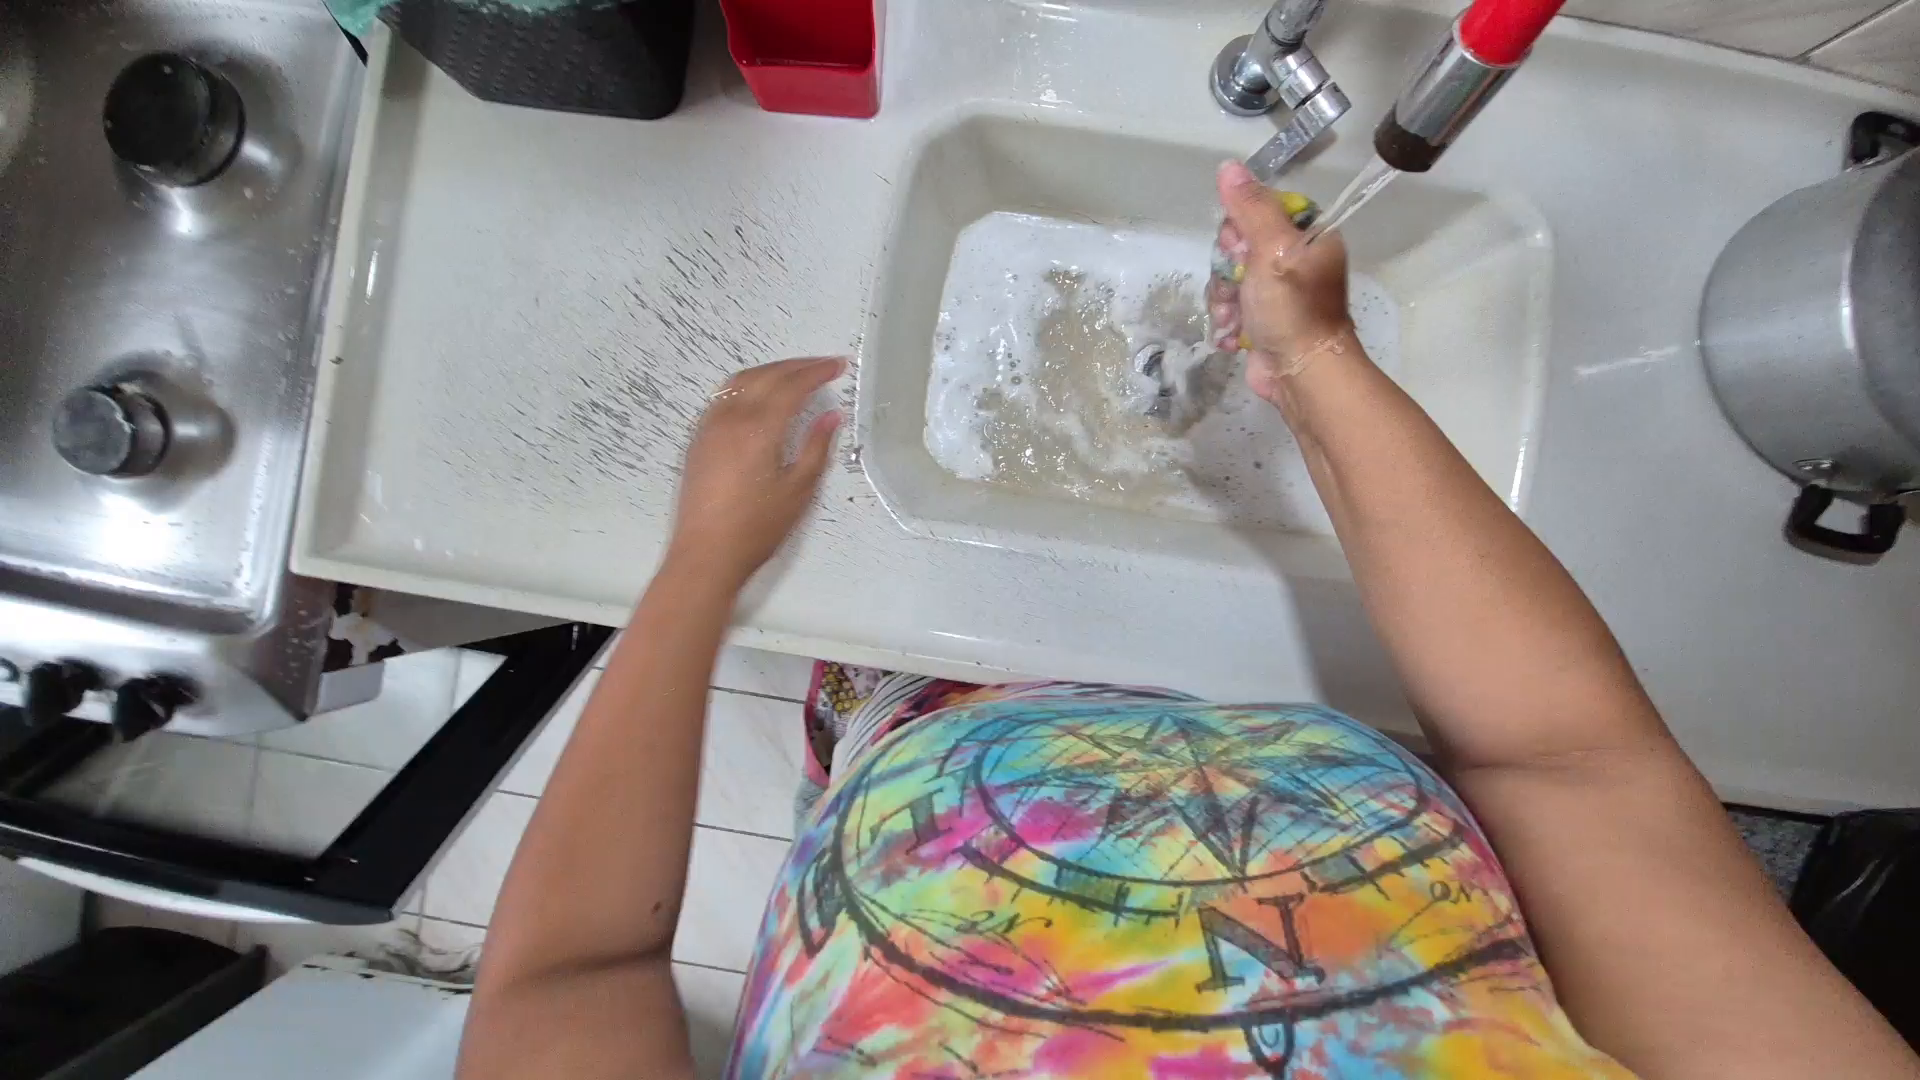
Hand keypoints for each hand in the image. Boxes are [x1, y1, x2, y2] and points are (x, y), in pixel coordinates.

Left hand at [667, 356, 843, 590]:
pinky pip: (724, 396)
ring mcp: (709, 427)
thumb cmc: (757, 528)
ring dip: (771, 371)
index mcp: (758, 429)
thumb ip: (817, 447)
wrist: (706, 554)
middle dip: (797, 366)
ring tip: (796, 375)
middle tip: (823, 365)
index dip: (817, 372)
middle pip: (766, 376)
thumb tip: (831, 415)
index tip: (838, 366)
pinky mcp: (698, 439)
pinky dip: (748, 385)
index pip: (792, 386)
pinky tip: (760, 395)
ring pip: (741, 382)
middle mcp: (730, 419)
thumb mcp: (799, 490)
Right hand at [1211, 161, 1357, 402]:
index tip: (1238, 249)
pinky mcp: (1261, 322)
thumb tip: (1227, 167)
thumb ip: (1250, 209)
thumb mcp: (1272, 251)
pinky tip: (1232, 336)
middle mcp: (1293, 262)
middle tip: (1237, 288)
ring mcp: (1276, 294)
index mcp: (1307, 237)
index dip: (1239, 230)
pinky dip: (1226, 324)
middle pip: (1238, 248)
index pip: (1259, 212)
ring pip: (1228, 281)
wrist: (1300, 372)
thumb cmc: (1292, 309)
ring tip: (1233, 319)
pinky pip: (1229, 310)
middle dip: (1226, 272)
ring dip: (1222, 302)